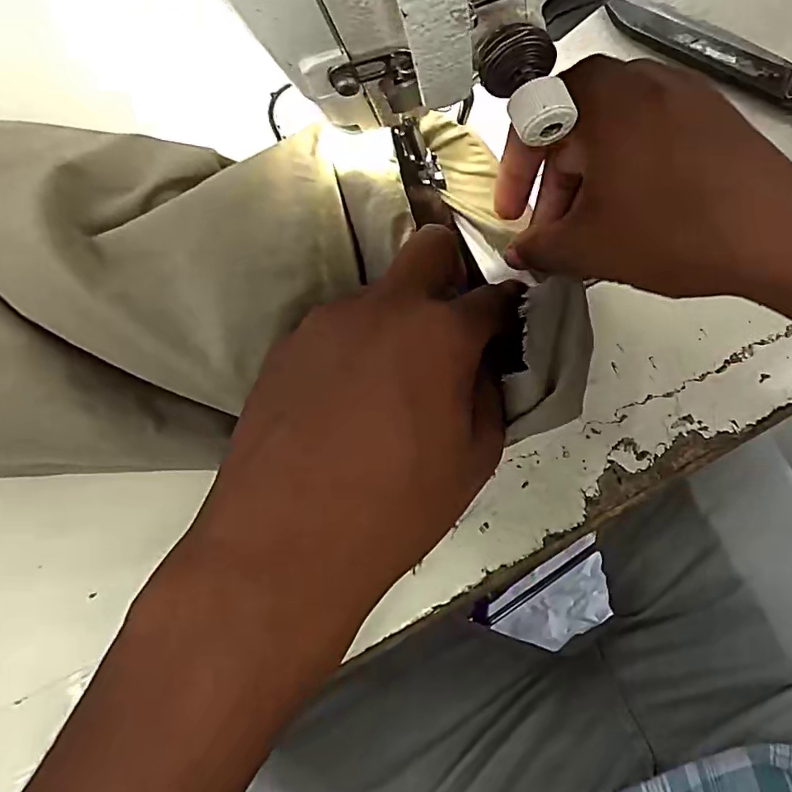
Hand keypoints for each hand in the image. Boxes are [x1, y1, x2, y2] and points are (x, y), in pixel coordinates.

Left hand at [161, 226, 520, 658]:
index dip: (510, 307)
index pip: (493, 295)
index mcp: (441, 334)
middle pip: (430, 247)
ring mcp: (329, 322)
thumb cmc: (398, 506)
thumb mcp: (475, 458)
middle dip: (456, 268)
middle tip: (459, 323)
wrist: (281, 545)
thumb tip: (482, 366)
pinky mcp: (289, 345)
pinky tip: (355, 398)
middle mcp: (384, 309)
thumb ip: (490, 396)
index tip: (511, 323)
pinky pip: (343, 327)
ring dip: (404, 318)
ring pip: (382, 293)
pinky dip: (363, 345)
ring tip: (398, 382)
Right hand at [494, 55, 791, 300]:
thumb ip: (543, 247)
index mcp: (598, 95)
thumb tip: (525, 250)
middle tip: (557, 231)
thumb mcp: (593, 247)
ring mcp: (683, 94)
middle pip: (574, 128)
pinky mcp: (714, 117)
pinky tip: (642, 216)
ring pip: (616, 135)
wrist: (777, 235)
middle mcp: (641, 79)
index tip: (515, 213)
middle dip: (558, 187)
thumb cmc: (685, 229)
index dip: (513, 178)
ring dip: (595, 183)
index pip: (530, 125)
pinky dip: (635, 173)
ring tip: (601, 230)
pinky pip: (655, 139)